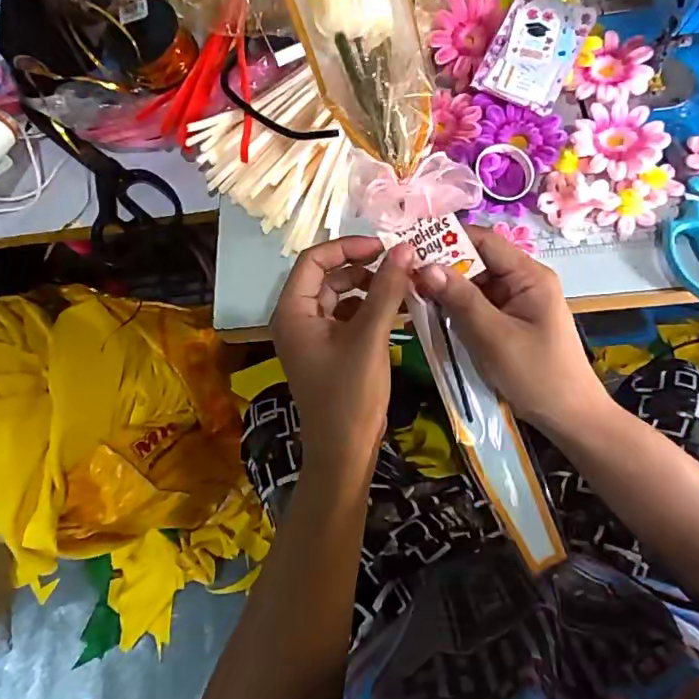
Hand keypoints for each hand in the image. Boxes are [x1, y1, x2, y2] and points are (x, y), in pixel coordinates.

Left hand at [269, 236, 412, 478]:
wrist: (344, 451)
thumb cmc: (350, 393)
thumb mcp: (370, 336)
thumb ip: (386, 289)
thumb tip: (405, 249)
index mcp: (293, 311)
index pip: (314, 259)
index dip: (348, 247)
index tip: (384, 247)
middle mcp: (296, 318)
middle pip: (327, 276)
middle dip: (362, 267)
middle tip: (399, 265)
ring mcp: (310, 336)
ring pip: (339, 296)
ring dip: (368, 288)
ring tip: (402, 286)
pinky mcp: (326, 350)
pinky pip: (346, 317)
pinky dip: (368, 309)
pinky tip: (396, 311)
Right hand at [410, 226, 611, 432]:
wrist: (570, 418)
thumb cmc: (537, 375)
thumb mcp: (494, 337)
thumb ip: (460, 299)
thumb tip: (425, 265)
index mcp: (528, 275)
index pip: (483, 241)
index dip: (447, 238)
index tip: (410, 245)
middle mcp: (523, 281)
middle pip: (476, 261)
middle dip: (441, 267)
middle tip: (402, 275)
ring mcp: (516, 302)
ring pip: (473, 285)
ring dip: (445, 291)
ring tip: (409, 295)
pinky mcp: (509, 322)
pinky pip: (477, 306)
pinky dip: (455, 310)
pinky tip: (430, 316)